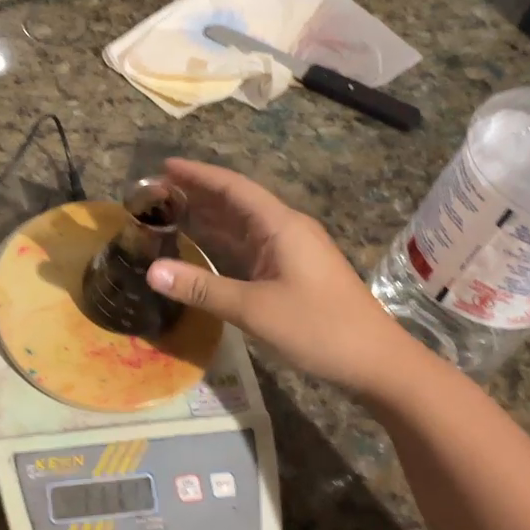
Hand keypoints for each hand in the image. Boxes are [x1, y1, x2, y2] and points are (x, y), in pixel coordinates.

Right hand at [146, 158, 415, 394]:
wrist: (378, 363)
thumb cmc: (319, 329)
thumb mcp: (254, 309)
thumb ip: (202, 288)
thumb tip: (151, 272)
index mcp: (281, 226)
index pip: (233, 187)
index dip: (198, 175)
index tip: (164, 166)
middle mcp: (288, 229)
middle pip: (237, 201)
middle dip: (199, 193)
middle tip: (157, 192)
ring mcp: (294, 251)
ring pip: (244, 224)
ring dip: (210, 217)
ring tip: (171, 212)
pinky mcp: (295, 272)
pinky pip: (252, 245)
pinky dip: (224, 241)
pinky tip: (203, 247)